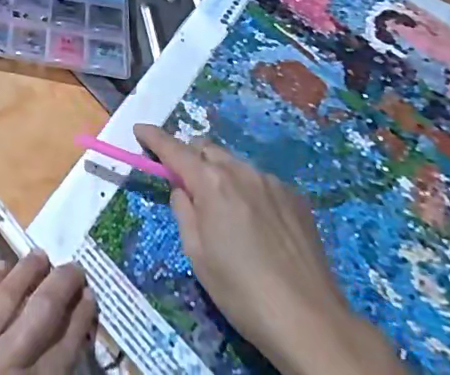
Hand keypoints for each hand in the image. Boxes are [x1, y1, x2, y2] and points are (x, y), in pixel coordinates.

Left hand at [0, 249, 96, 374]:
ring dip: (26, 273)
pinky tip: (0, 265)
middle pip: (42, 313)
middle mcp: (9, 361)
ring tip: (40, 255)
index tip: (91, 296)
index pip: (65, 348)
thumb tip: (64, 349)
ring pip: (6, 298)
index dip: (81, 319)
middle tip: (74, 267)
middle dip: (62, 286)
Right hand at [133, 124, 405, 374]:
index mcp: (211, 182)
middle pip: (206, 149)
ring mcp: (272, 183)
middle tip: (183, 182)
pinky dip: (248, 191)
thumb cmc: (241, 291)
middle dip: (190, 158)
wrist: (309, 320)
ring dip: (221, 175)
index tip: (140, 129)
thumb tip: (182, 190)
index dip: (154, 137)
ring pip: (235, 165)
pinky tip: (256, 225)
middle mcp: (241, 171)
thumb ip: (183, 211)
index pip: (174, 149)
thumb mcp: (196, 254)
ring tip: (224, 211)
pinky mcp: (296, 199)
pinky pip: (261, 183)